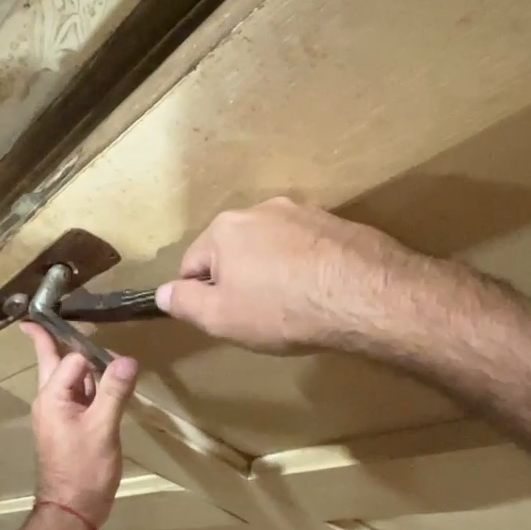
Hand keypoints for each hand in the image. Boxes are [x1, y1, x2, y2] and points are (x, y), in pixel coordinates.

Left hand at [19, 323, 138, 529]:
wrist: (71, 510)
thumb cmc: (84, 470)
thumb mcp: (103, 428)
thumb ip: (113, 391)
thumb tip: (126, 358)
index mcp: (51, 397)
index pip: (72, 360)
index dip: (94, 353)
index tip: (115, 351)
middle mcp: (48, 402)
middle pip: (52, 363)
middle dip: (49, 340)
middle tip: (35, 318)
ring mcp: (56, 416)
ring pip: (66, 380)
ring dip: (76, 363)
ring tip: (78, 339)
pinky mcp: (67, 428)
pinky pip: (76, 398)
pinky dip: (87, 386)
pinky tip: (102, 383)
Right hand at [155, 197, 452, 354]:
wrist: (366, 297)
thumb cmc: (282, 309)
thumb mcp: (220, 318)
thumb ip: (184, 303)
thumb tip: (164, 293)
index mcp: (224, 229)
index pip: (193, 265)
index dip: (201, 297)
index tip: (222, 319)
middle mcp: (260, 210)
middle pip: (232, 252)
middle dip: (238, 281)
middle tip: (256, 316)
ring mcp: (302, 213)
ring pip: (270, 248)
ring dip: (272, 273)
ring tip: (292, 307)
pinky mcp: (337, 223)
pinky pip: (305, 249)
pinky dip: (305, 269)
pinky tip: (319, 294)